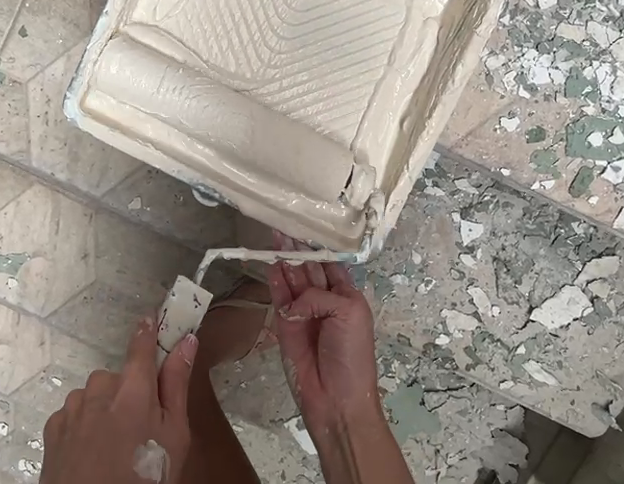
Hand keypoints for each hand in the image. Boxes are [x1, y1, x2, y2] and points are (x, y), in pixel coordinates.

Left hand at [42, 317, 196, 483]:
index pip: (141, 346)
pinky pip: (73, 413)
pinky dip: (82, 425)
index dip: (148, 332)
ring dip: (103, 410)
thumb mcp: (174, 438)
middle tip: (139, 429)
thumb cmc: (144, 478)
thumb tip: (187, 341)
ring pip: (94, 395)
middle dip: (128, 393)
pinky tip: (90, 454)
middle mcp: (100, 390)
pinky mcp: (53, 428)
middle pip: (118, 377)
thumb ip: (178, 385)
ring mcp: (73, 408)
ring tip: (113, 447)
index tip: (152, 321)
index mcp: (133, 390)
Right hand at [265, 232, 381, 431]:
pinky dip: (274, 279)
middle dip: (297, 246)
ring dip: (284, 256)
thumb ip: (319, 295)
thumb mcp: (349, 313)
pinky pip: (278, 296)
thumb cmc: (353, 354)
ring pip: (291, 277)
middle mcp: (323, 299)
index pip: (330, 263)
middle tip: (284, 223)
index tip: (307, 222)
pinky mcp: (284, 324)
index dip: (319, 245)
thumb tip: (292, 302)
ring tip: (275, 233)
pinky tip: (270, 261)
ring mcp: (302, 311)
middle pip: (308, 266)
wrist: (337, 400)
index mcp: (346, 294)